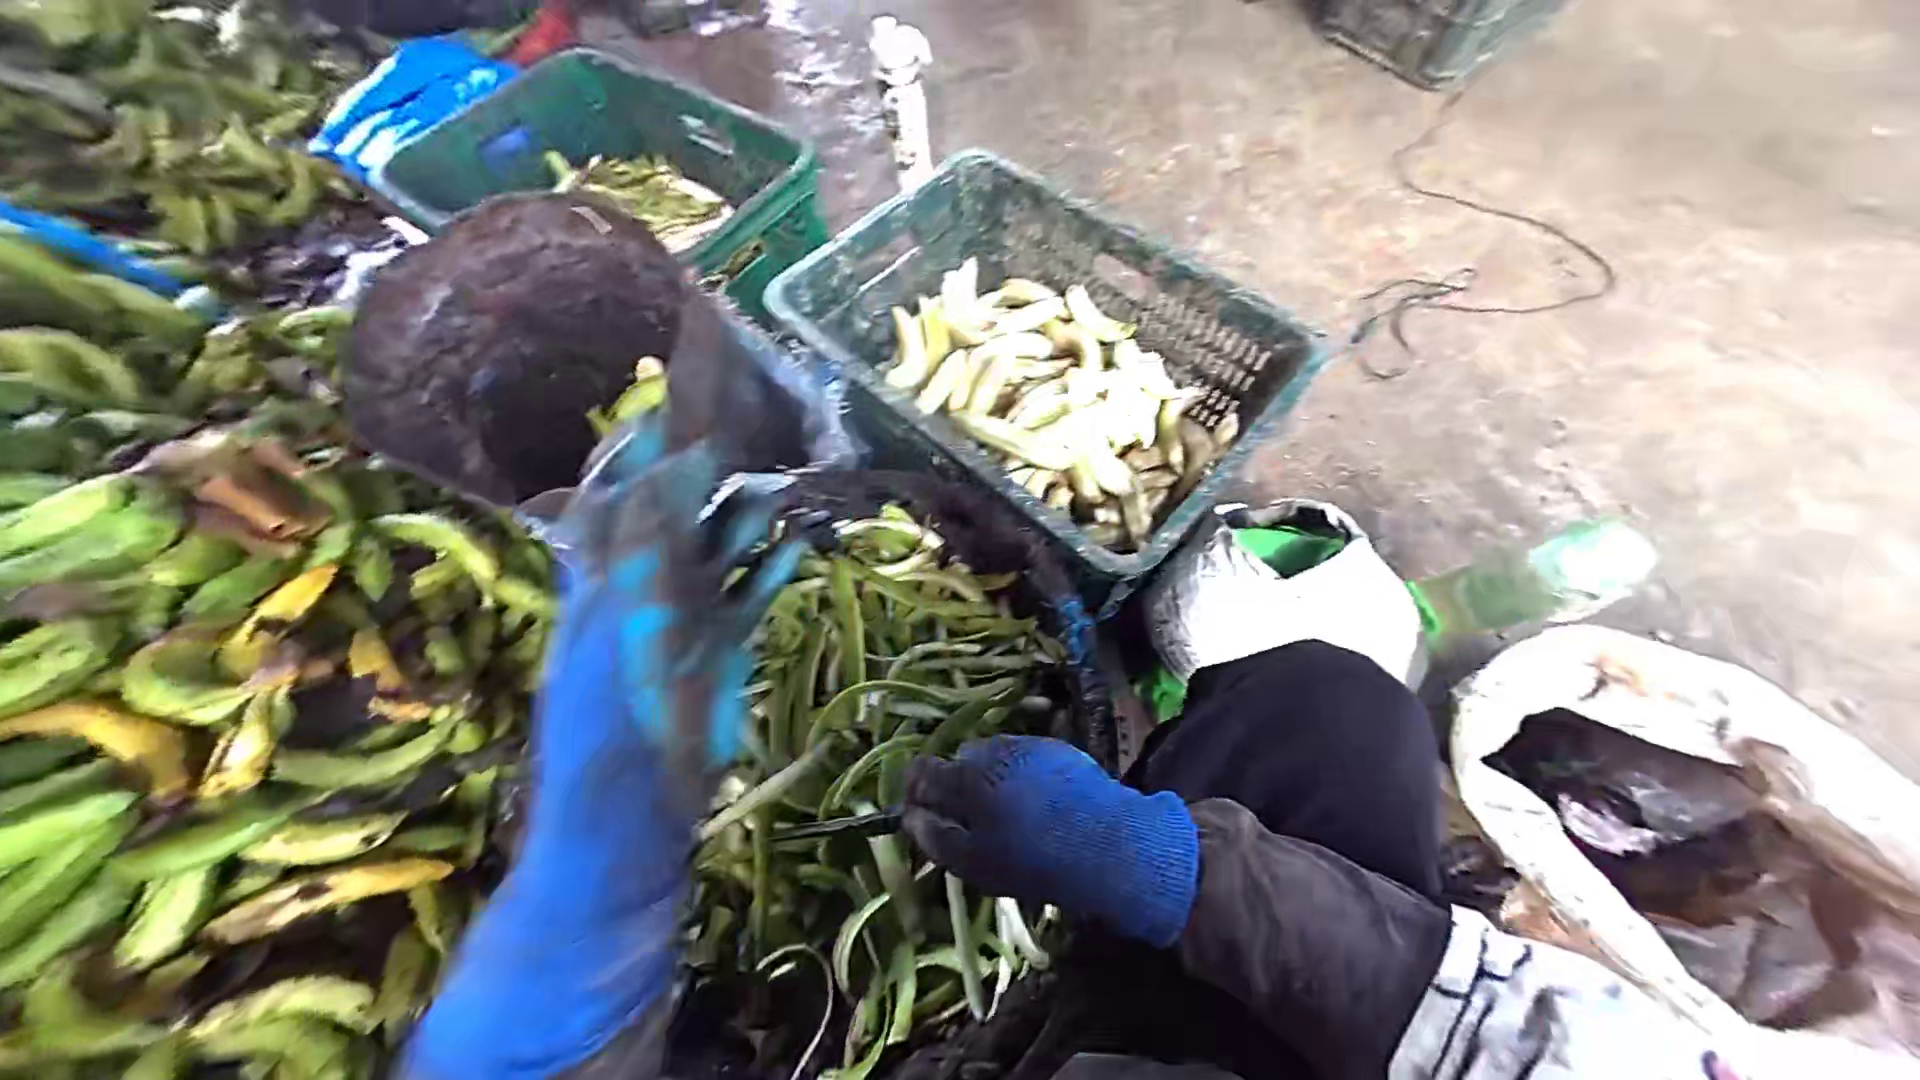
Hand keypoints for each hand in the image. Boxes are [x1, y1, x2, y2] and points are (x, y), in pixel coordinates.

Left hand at [408, 418, 799, 1079]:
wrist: (633, 802)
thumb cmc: (611, 704)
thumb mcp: (620, 608)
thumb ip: (647, 528)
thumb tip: (679, 456)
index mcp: (602, 566)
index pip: (618, 483)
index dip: (645, 440)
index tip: (684, 399)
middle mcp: (646, 579)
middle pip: (683, 507)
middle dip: (714, 473)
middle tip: (758, 436)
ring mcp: (689, 610)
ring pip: (725, 546)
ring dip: (752, 516)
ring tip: (787, 484)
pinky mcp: (726, 642)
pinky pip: (753, 591)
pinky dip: (774, 567)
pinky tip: (800, 545)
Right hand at [902, 735, 1199, 947]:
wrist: (1105, 842)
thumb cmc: (1032, 861)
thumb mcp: (975, 862)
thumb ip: (936, 837)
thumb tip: (910, 819)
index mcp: (966, 779)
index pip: (924, 771)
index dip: (915, 786)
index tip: (917, 804)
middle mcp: (991, 752)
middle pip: (958, 761)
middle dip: (955, 783)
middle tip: (968, 814)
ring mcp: (1024, 746)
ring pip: (991, 757)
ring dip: (988, 775)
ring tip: (1005, 807)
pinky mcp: (1053, 749)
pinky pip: (1021, 756)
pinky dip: (1017, 772)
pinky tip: (1034, 799)